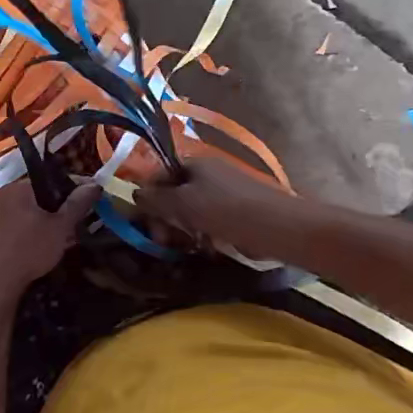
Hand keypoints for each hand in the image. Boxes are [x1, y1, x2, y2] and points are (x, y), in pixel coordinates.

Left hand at [0, 181, 100, 291]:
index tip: (94, 197)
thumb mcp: (60, 226)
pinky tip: (52, 243)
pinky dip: (39, 229)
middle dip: (64, 207)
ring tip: (71, 234)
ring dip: (53, 220)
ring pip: (34, 210)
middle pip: (43, 194)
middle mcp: (7, 195)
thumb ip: (78, 204)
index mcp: (20, 187)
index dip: (76, 187)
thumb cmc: (30, 248)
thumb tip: (95, 184)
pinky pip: (24, 222)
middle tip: (83, 219)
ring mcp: (0, 213)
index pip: (52, 179)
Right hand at [135, 156, 297, 246]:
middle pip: (174, 194)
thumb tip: (134, 193)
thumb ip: (154, 198)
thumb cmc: (225, 210)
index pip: (159, 175)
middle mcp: (208, 174)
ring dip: (182, 229)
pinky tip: (205, 248)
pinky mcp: (237, 212)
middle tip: (163, 241)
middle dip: (165, 217)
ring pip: (191, 210)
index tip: (146, 222)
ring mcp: (224, 192)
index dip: (148, 197)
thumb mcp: (182, 203)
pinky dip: (203, 234)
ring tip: (186, 246)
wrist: (279, 228)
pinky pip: (209, 221)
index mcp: (194, 163)